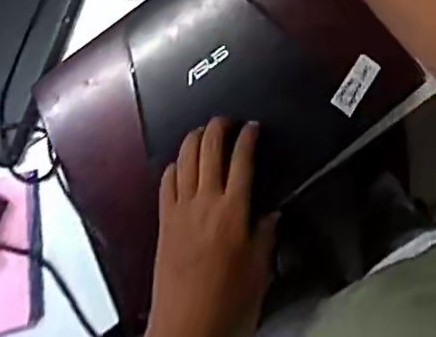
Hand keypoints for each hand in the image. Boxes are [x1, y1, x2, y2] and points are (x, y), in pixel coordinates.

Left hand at [146, 119, 277, 336]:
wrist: (187, 331)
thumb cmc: (225, 309)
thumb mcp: (259, 274)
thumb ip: (265, 237)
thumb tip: (271, 215)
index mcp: (233, 212)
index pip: (241, 158)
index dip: (248, 136)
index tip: (252, 127)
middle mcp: (205, 202)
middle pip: (209, 146)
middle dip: (219, 125)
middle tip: (228, 120)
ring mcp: (181, 208)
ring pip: (185, 155)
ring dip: (195, 137)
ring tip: (204, 132)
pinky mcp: (164, 219)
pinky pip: (167, 180)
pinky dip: (175, 165)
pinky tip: (180, 165)